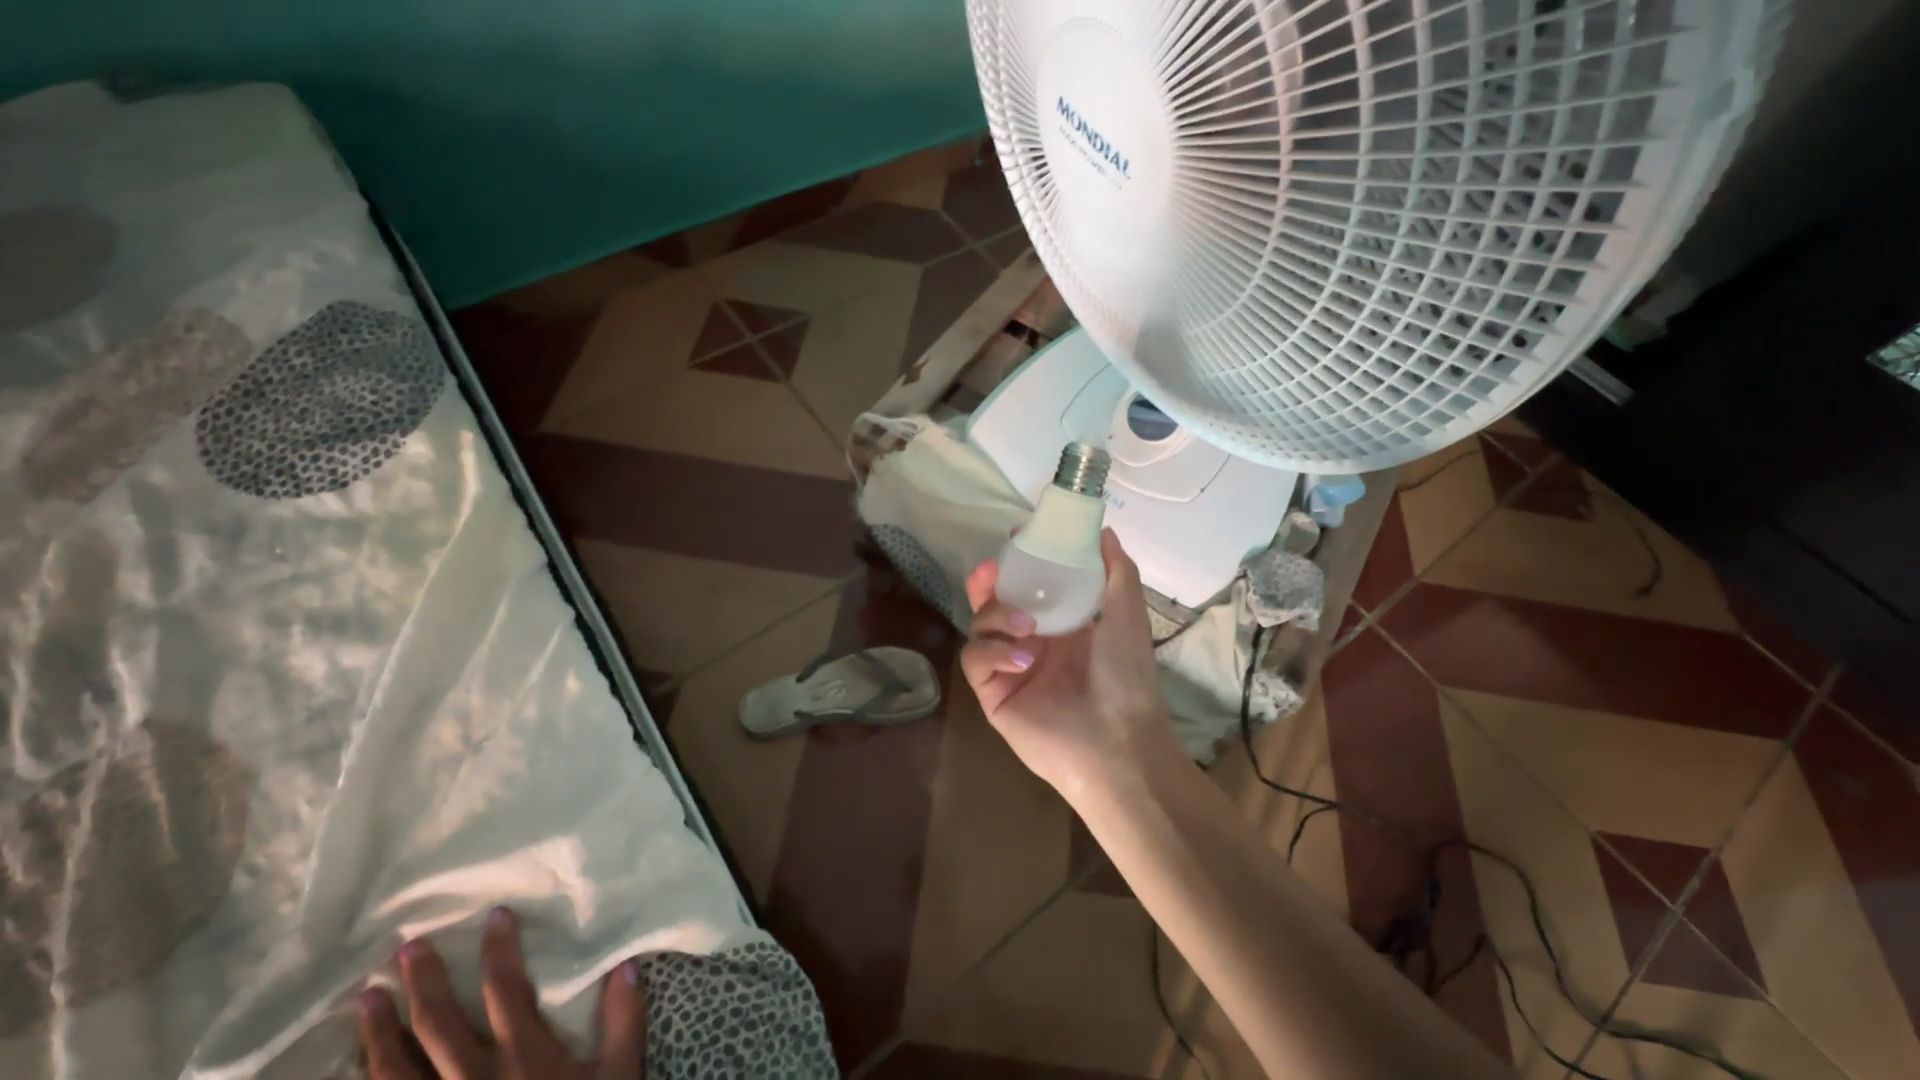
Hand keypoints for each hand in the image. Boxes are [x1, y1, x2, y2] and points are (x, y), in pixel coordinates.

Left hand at [358, 908, 645, 1078]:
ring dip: (379, 1032)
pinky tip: (358, 1069)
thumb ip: (624, 1020)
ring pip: (396, 1068)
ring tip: (365, 1001)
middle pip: (439, 1021)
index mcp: (524, 1056)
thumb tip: (626, 963)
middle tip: (406, 948)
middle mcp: (474, 1079)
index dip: (499, 949)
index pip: (505, 989)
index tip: (494, 915)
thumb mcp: (620, 1076)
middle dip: (422, 981)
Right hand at [961, 529, 1180, 798]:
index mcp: (1063, 626)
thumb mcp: (1128, 616)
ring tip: (1027, 625)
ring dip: (996, 615)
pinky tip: (1022, 659)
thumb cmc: (1126, 679)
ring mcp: (1010, 669)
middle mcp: (1033, 644)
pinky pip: (976, 660)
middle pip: (994, 603)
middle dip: (988, 583)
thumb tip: (1103, 531)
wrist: (1118, 744)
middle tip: (989, 570)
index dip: (1019, 563)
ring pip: (981, 627)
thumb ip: (1116, 571)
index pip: (1030, 586)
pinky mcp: (993, 695)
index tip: (1016, 538)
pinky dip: (993, 652)